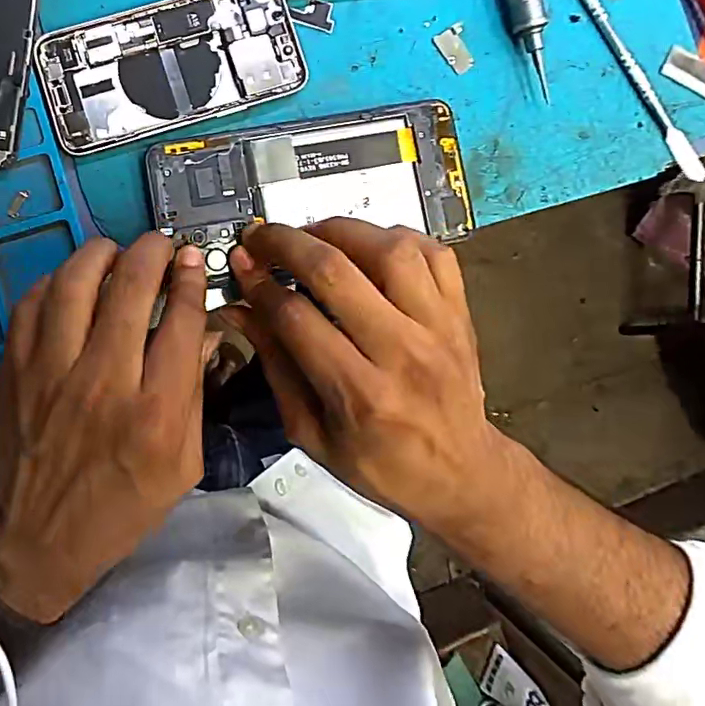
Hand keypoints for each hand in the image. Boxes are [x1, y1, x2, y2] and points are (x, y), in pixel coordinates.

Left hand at [0, 234, 212, 623]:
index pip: (183, 320)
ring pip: (77, 282)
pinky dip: (56, 280)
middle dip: (153, 251)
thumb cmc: (121, 506)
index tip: (192, 261)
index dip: (192, 279)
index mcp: (155, 413)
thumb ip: (197, 392)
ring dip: (102, 253)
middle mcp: (103, 382)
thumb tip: (204, 327)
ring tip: (116, 252)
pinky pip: (33, 302)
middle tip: (160, 245)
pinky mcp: (15, 369)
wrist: (36, 542)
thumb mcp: (183, 465)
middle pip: (132, 287)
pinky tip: (73, 282)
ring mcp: (52, 372)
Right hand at [224, 219, 496, 538]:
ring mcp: (438, 327)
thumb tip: (241, 309)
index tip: (242, 268)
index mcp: (361, 394)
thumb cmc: (383, 463)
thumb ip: (275, 365)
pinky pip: (432, 252)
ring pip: (388, 249)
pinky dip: (395, 236)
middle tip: (262, 238)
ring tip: (312, 236)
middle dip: (286, 244)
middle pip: (336, 271)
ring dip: (339, 230)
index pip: (297, 318)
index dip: (259, 285)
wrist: (463, 475)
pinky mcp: (459, 312)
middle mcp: (403, 353)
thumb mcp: (311, 432)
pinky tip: (368, 245)